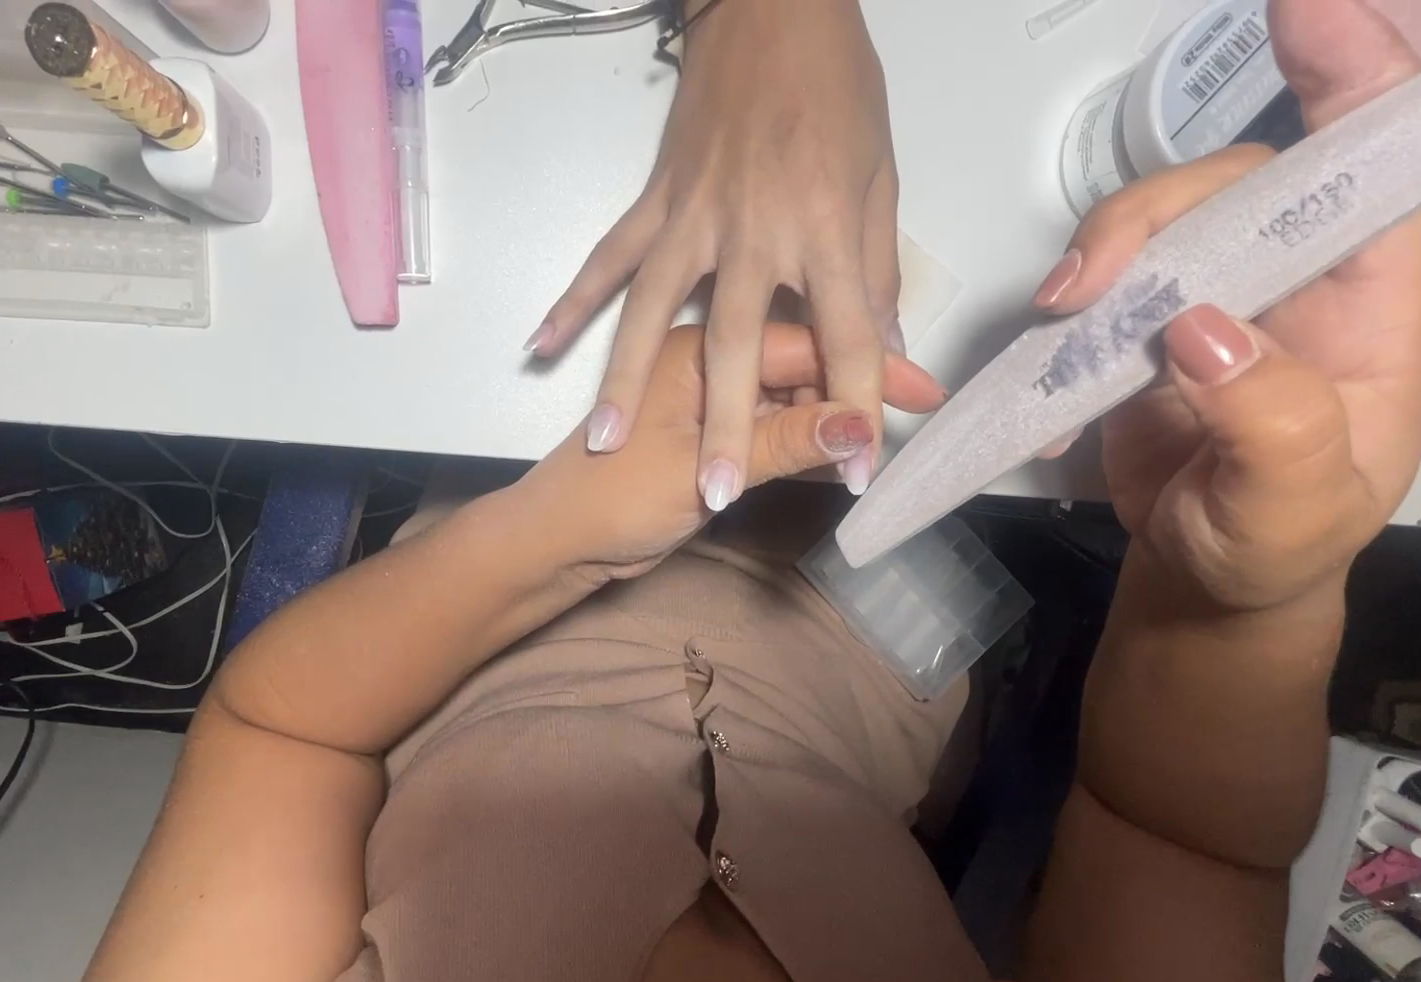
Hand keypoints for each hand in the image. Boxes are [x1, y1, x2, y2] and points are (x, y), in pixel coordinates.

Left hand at [515, 324, 943, 582]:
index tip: (918, 391)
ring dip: (829, 424)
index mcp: (694, 345)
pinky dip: (801, 449)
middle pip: (797, 369)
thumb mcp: (702, 468)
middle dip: (854, 393)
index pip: (796, 348)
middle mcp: (704, 360)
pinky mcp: (707, 438)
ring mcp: (707, 400)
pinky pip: (767, 433)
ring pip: (785, 402)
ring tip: (884, 441)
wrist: (558, 543)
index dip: (859, 371)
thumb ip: (784, 444)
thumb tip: (862, 427)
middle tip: (916, 411)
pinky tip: (840, 461)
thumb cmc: (614, 497)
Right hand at [529, 0, 898, 507]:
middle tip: (716, 492)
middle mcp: (755, 230)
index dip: (857, 405)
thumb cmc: (838, 92)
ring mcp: (693, 217)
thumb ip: (873, 272)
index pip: (848, 334)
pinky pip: (608, 259)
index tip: (858, 472)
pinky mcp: (654, 203)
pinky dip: (573, 301)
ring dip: (626, 380)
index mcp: (824, 226)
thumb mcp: (878, 181)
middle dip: (731, 425)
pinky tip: (540, 344)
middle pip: (742, 344)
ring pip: (655, 311)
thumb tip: (881, 346)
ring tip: (604, 442)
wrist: (775, 5)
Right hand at [1032, 0, 1420, 611]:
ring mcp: (1207, 310)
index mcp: (1367, 311)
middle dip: (1148, 214)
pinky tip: (1048, 375)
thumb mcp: (1294, 505)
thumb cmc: (1274, 543)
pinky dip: (1060, 323)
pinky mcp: (1139, 340)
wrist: (1207, 574)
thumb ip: (1273, 421)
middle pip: (1231, 190)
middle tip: (1078, 287)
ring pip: (1152, 234)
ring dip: (1094, 260)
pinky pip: (1098, 296)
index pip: (1381, 171)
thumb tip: (1199, 328)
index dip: (1361, 77)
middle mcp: (1289, 289)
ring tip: (1051, 322)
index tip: (1306, 8)